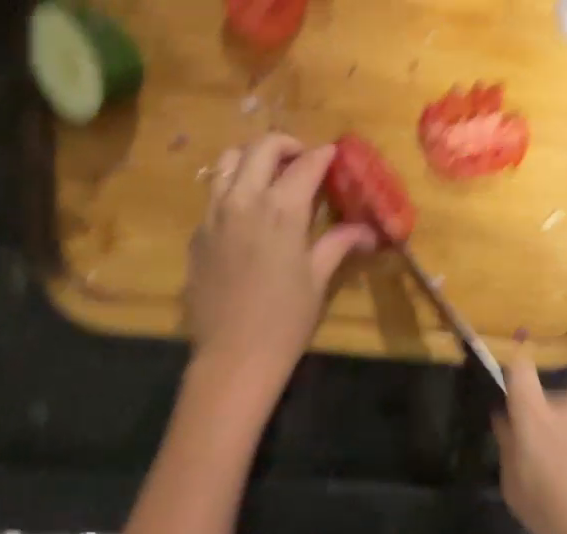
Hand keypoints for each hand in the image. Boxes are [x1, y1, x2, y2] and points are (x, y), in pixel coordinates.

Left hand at [185, 134, 376, 388]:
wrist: (234, 355)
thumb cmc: (285, 322)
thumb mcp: (317, 282)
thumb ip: (337, 245)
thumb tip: (368, 231)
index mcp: (281, 210)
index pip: (305, 166)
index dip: (323, 156)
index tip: (334, 155)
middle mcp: (244, 200)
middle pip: (261, 148)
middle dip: (285, 146)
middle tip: (302, 160)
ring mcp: (214, 213)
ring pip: (229, 162)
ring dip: (253, 159)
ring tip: (269, 176)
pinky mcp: (198, 233)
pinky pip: (214, 194)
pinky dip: (233, 188)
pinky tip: (247, 212)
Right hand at [493, 359, 566, 533]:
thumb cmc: (558, 519)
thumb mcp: (516, 493)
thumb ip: (508, 450)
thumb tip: (508, 424)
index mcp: (535, 417)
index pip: (520, 370)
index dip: (512, 374)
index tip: (508, 394)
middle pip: (547, 400)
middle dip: (540, 421)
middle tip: (538, 461)